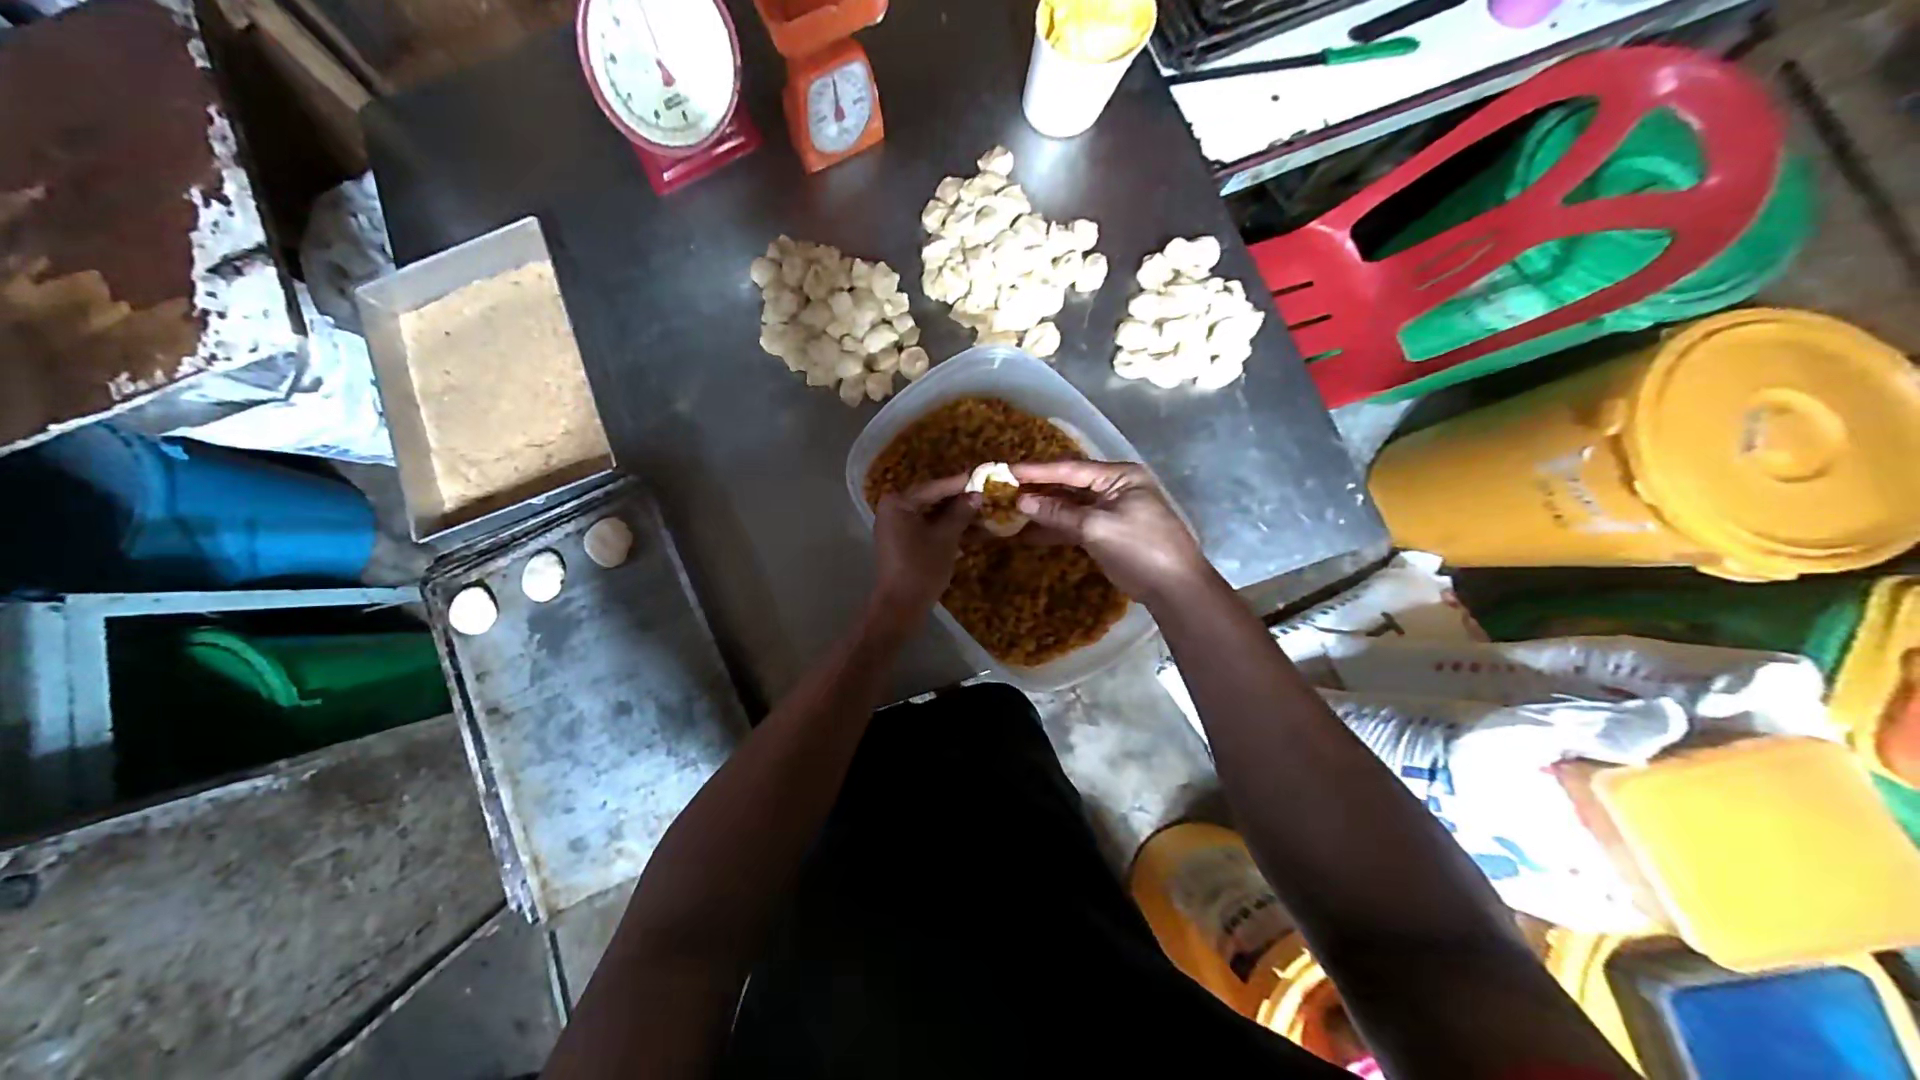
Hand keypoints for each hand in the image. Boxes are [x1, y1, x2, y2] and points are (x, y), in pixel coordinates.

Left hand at [870, 475, 977, 620]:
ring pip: (930, 513)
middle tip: (984, 492)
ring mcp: (895, 526)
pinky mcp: (900, 541)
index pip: (934, 487)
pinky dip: (943, 527)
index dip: (960, 483)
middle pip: (931, 499)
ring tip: (980, 510)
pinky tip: (967, 527)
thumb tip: (976, 494)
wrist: (900, 605)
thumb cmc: (922, 567)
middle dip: (958, 499)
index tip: (982, 476)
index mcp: (898, 502)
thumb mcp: (946, 537)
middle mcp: (892, 509)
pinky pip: (925, 526)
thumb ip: (960, 512)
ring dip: (953, 514)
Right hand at [1012, 460, 1213, 606]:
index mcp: (1119, 476)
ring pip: (1068, 506)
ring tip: (1007, 511)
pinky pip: (1073, 525)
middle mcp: (1114, 488)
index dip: (1036, 470)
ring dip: (1041, 510)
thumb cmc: (1140, 548)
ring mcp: (1110, 511)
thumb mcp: (1096, 527)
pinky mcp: (1105, 533)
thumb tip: (1022, 502)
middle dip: (1036, 489)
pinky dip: (1053, 529)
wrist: (1174, 587)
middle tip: (1002, 489)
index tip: (1005, 470)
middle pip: (1068, 484)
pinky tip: (1027, 534)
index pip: (1070, 468)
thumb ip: (1058, 513)